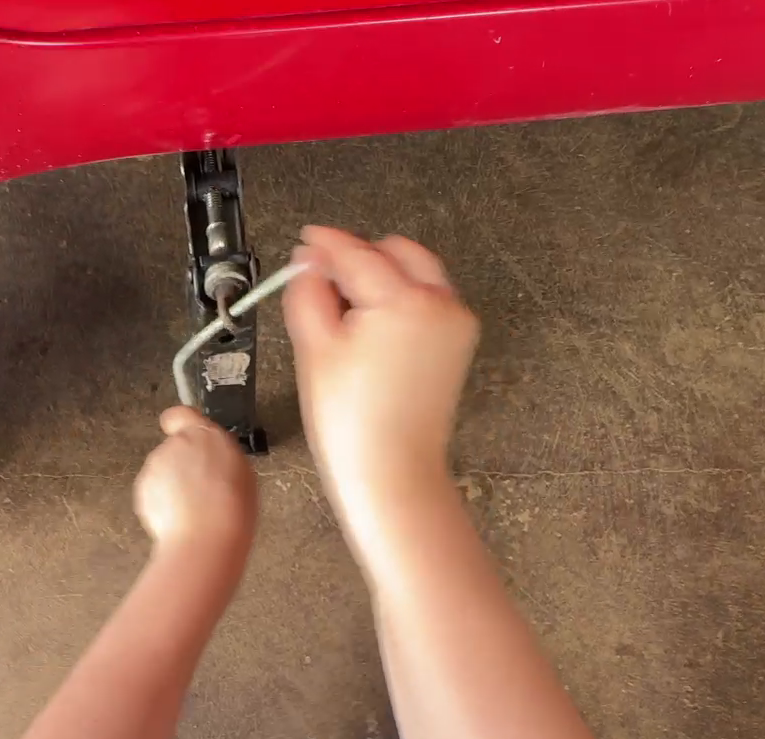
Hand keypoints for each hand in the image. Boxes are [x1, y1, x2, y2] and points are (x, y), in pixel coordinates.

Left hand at [133, 406, 256, 553]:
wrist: (206, 537)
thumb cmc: (231, 507)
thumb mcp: (241, 471)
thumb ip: (220, 455)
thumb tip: (213, 459)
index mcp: (204, 435)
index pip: (181, 414)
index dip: (179, 422)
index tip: (182, 429)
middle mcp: (176, 445)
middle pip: (175, 447)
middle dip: (183, 464)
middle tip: (202, 488)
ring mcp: (156, 466)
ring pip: (163, 470)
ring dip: (173, 484)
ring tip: (194, 507)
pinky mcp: (143, 488)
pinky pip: (153, 491)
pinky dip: (162, 501)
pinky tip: (181, 516)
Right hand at [282, 226, 479, 512]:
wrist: (391, 471)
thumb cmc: (355, 426)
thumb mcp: (313, 351)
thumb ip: (307, 293)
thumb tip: (308, 265)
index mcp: (401, 299)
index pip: (356, 252)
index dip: (324, 244)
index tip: (308, 240)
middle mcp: (437, 303)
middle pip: (393, 251)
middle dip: (357, 259)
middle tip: (323, 282)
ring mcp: (453, 323)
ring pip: (414, 272)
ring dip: (381, 277)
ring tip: (347, 315)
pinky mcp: (457, 343)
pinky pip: (428, 301)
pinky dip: (401, 301)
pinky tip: (373, 334)